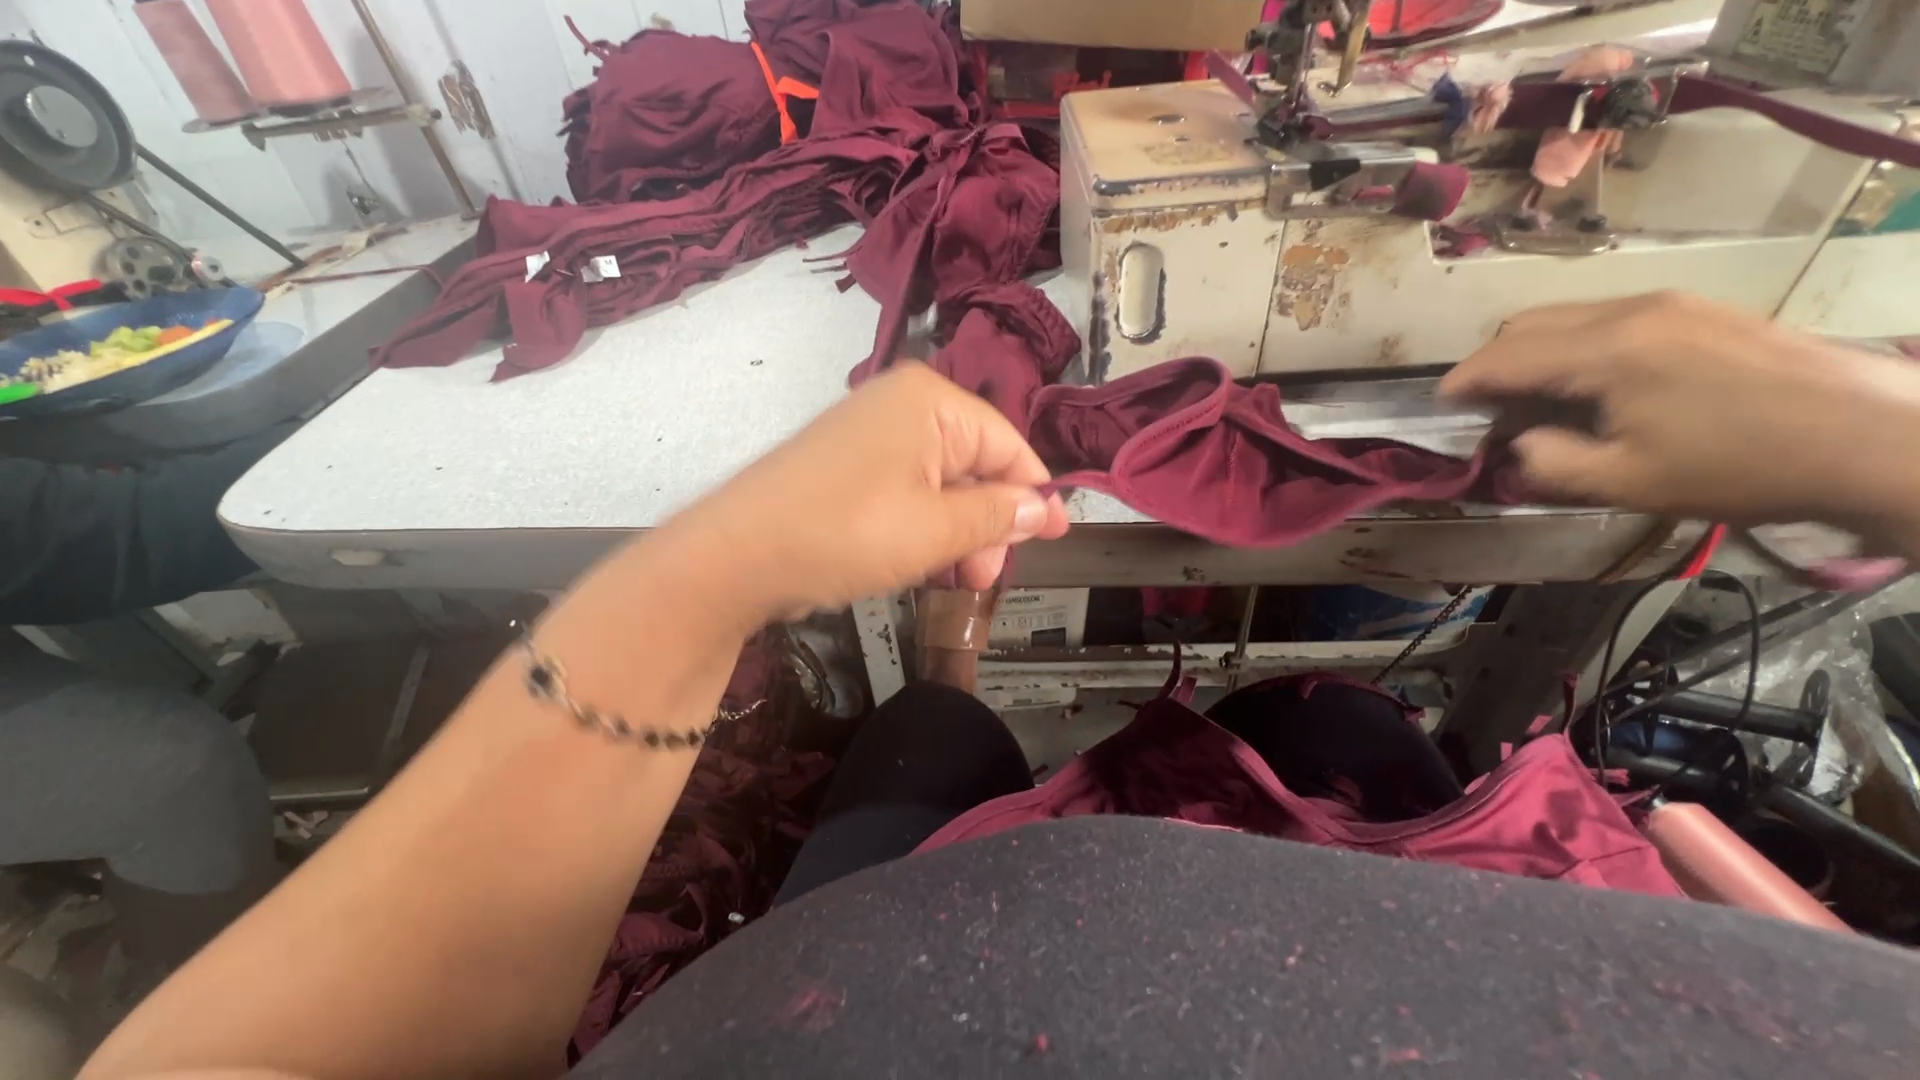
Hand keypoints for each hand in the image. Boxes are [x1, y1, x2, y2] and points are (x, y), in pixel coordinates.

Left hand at [666, 363, 1070, 619]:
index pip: (1008, 445)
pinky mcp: (845, 465)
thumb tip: (1043, 509)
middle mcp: (901, 405)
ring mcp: (868, 433)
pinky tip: (920, 563)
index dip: (1036, 495)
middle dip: (989, 523)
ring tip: (952, 580)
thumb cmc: (843, 534)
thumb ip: (998, 516)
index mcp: (930, 402)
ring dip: (958, 533)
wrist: (734, 557)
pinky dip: (922, 527)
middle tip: (985, 577)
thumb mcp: (936, 531)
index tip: (1059, 537)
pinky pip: (906, 490)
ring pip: (941, 483)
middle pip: (975, 463)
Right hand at [1438, 292, 1919, 539]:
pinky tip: (1595, 386)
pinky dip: (1577, 347)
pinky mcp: (1701, 311)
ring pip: (1567, 317)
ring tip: (1539, 403)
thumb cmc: (1741, 468)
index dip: (1462, 382)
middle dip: (1492, 364)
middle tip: (1488, 412)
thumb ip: (1547, 462)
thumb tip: (1517, 442)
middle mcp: (1631, 311)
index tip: (1440, 408)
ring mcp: (1671, 304)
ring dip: (1535, 354)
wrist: (1877, 440)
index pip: (1502, 356)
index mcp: (1606, 351)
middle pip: (1528, 324)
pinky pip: (1609, 319)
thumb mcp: (1625, 483)